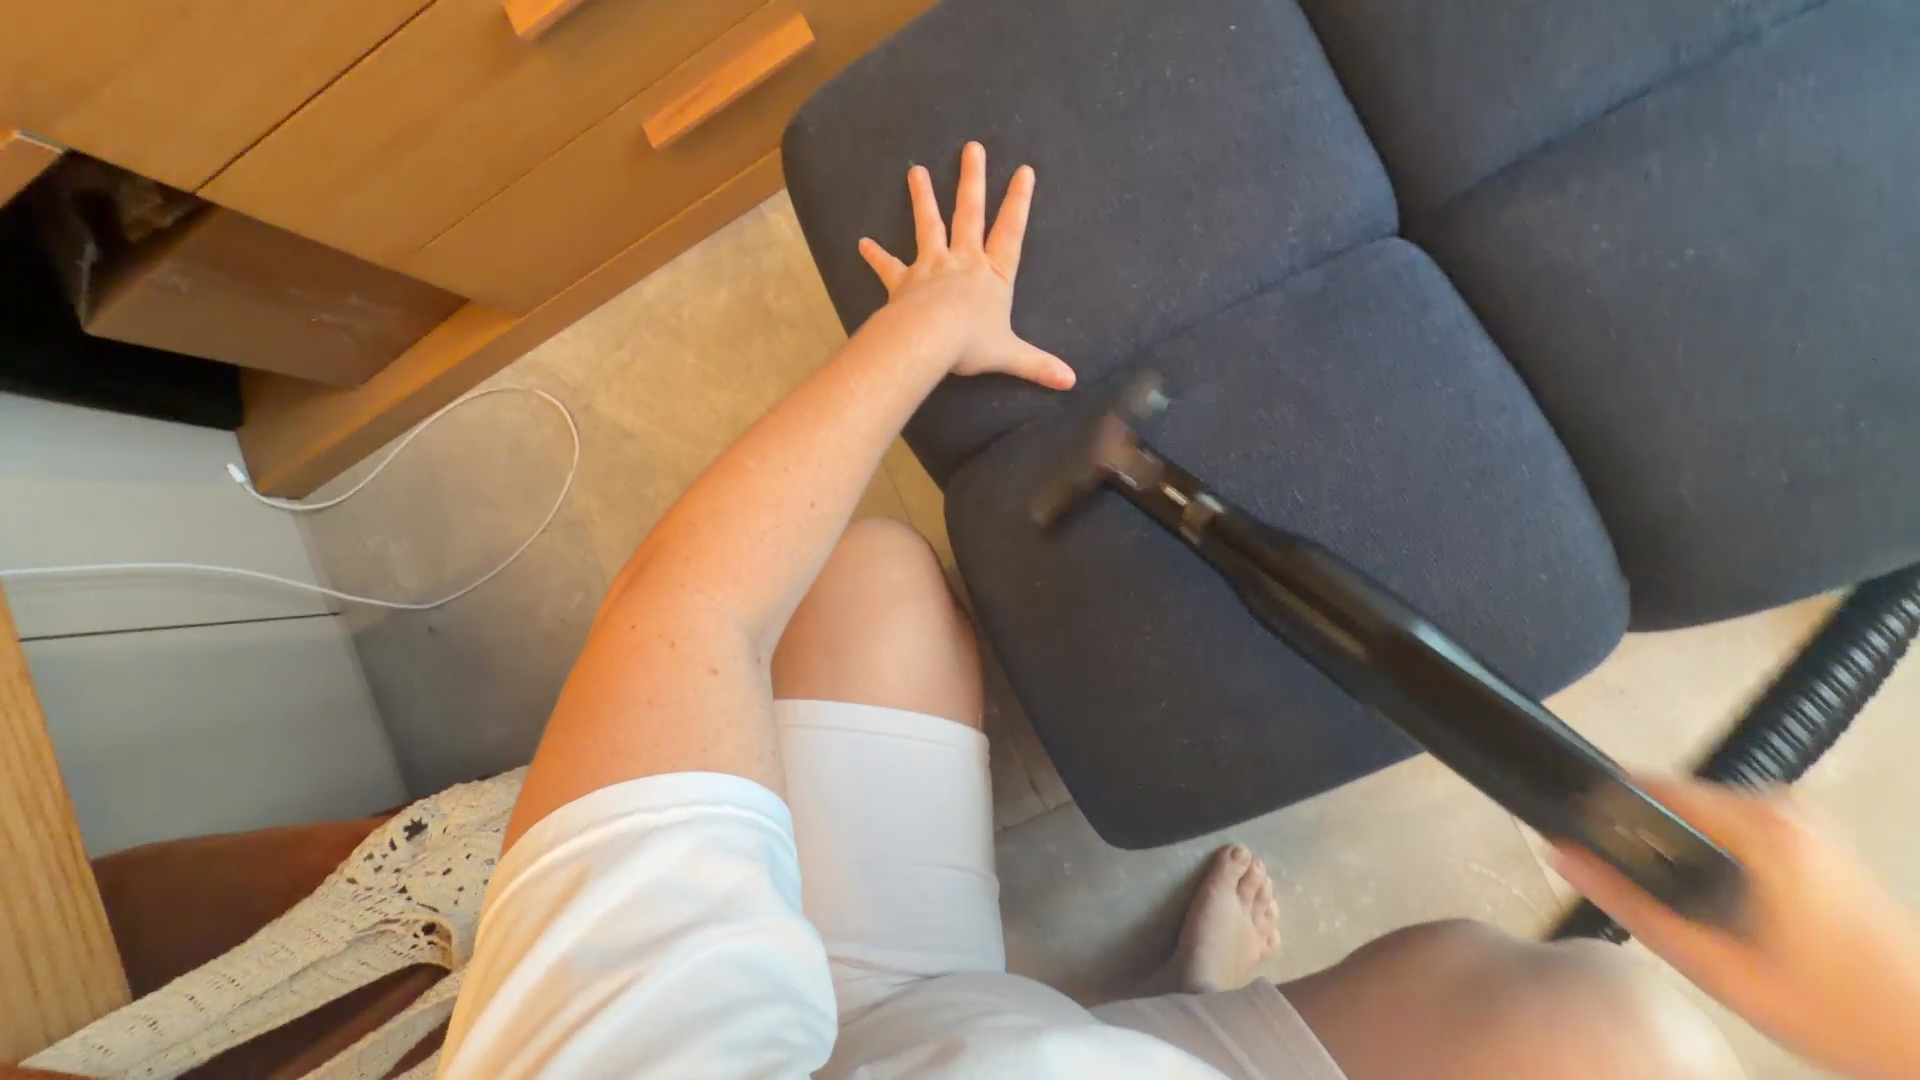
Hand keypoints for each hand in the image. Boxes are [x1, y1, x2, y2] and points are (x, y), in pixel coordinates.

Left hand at [859, 142, 1075, 389]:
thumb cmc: (972, 343)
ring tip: (915, 171)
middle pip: (970, 214)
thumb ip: (1039, 365)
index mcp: (993, 275)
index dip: (1019, 202)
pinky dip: (876, 256)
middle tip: (971, 148)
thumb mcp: (1011, 355)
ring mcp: (932, 267)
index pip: (1011, 232)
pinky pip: (888, 267)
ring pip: (928, 226)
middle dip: (972, 181)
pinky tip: (863, 244)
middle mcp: (963, 262)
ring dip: (922, 198)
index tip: (1024, 171)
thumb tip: (1070, 382)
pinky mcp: (904, 282)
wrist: (930, 339)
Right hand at [1555, 778, 1919, 1079]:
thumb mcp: (1715, 966)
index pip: (1640, 784)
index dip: (1597, 809)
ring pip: (1693, 814)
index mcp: (1757, 825)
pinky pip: (1726, 825)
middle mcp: (1780, 806)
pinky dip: (1705, 854)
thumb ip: (1629, 904)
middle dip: (1638, 839)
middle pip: (1665, 798)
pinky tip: (1718, 906)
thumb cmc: (1833, 1009)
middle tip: (1634, 895)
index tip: (1574, 841)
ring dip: (1671, 850)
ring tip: (1681, 908)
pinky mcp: (1811, 835)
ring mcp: (1801, 819)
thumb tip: (1559, 852)